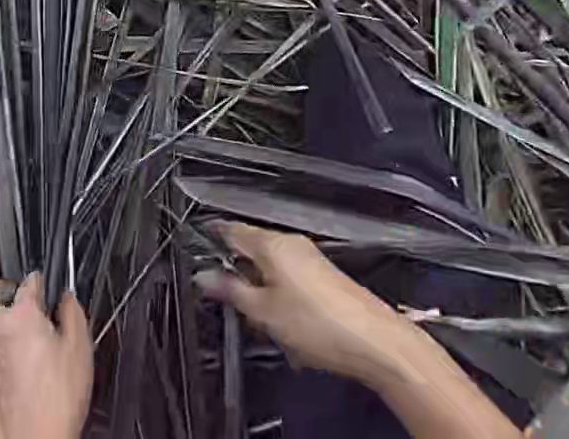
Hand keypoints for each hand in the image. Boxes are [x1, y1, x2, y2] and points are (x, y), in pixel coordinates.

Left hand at [0, 274, 93, 438]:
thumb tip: (66, 299)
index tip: (48, 292)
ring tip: (5, 334)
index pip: (31, 280)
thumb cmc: (55, 403)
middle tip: (24, 310)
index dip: (43, 284)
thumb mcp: (80, 350)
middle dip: (6, 294)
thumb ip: (73, 313)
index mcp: (22, 313)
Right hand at [193, 221, 418, 384]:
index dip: (213, 236)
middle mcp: (290, 242)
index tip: (197, 247)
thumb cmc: (314, 323)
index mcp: (272, 243)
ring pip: (270, 263)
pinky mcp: (322, 273)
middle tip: (228, 298)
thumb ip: (231, 290)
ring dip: (258, 285)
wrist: (372, 338)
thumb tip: (203, 276)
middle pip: (252, 246)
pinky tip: (283, 320)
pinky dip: (278, 292)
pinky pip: (288, 274)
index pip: (233, 229)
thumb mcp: (264, 312)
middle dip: (237, 270)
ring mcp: (308, 256)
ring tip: (258, 316)